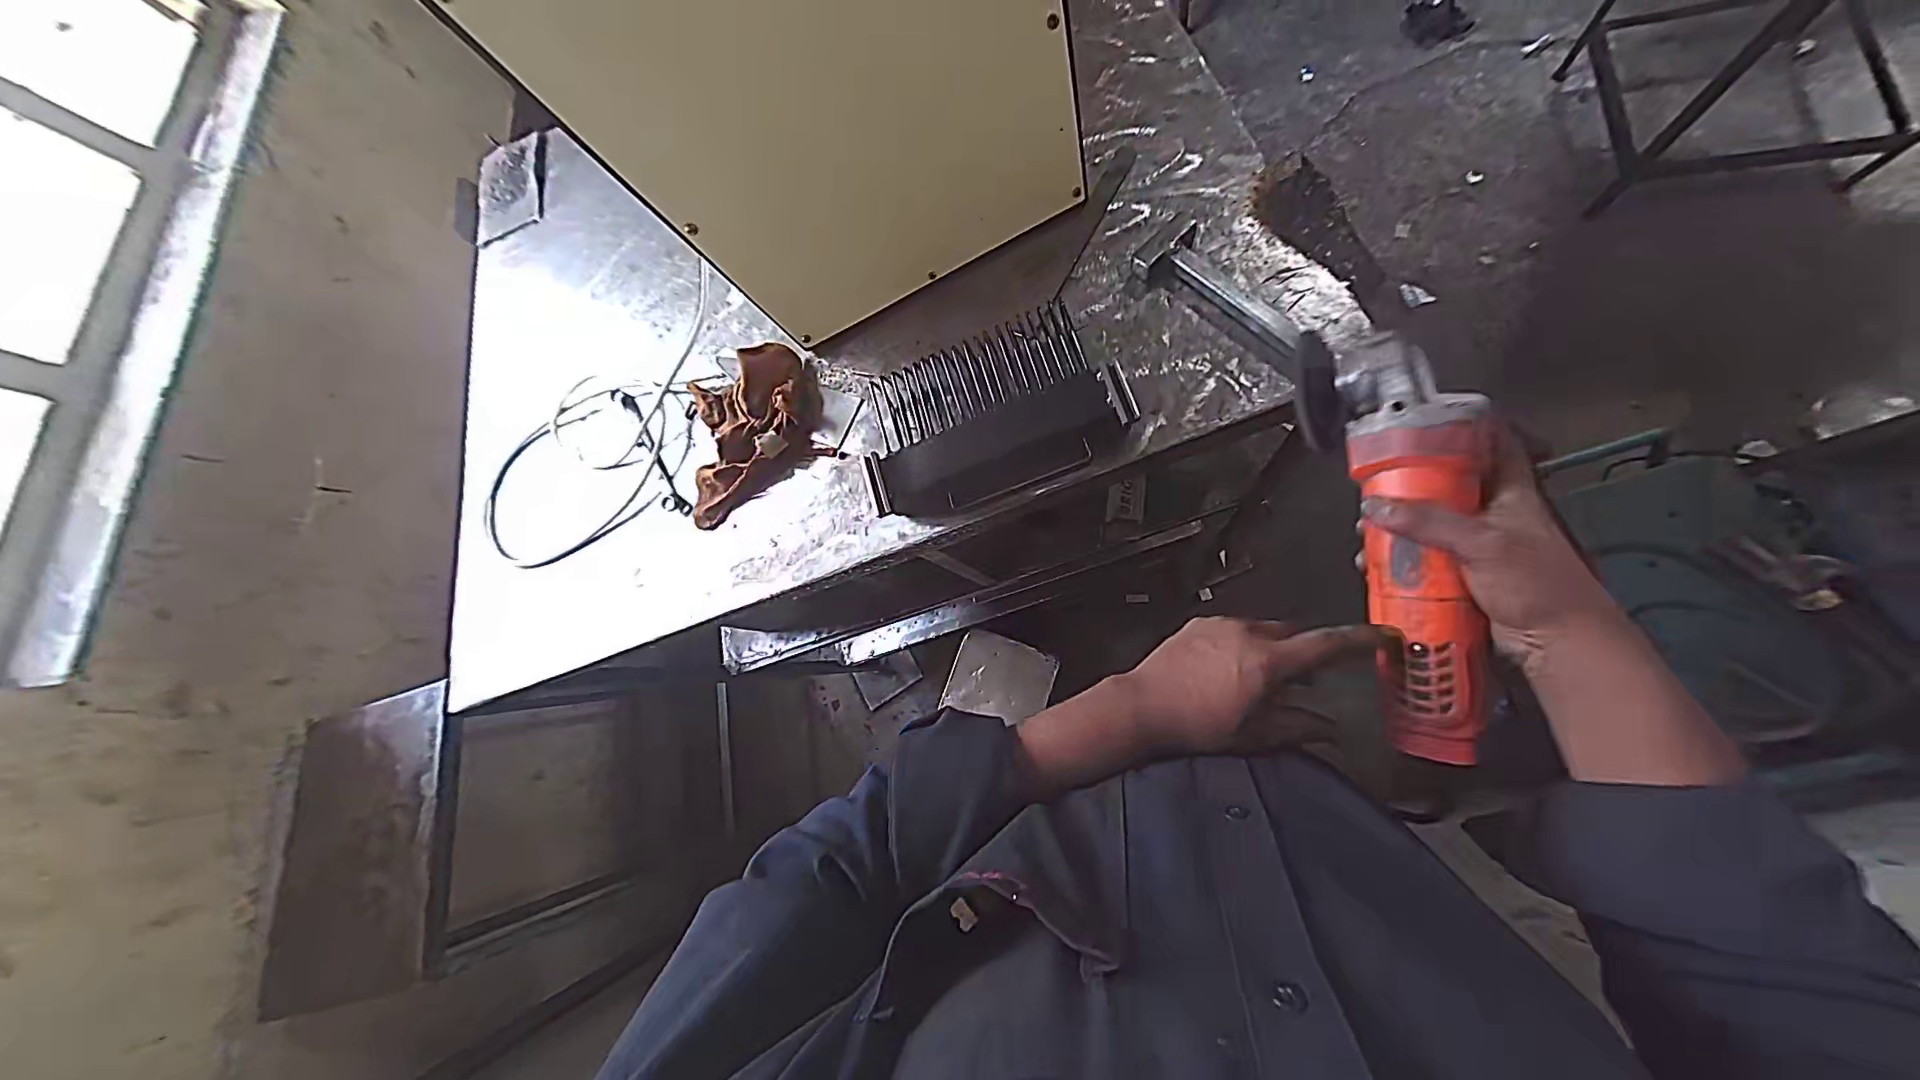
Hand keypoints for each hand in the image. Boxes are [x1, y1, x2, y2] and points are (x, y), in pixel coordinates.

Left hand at [1117, 617, 1382, 756]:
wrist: (1141, 706)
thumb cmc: (1193, 723)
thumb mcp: (1253, 734)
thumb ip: (1297, 727)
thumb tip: (1327, 729)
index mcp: (1266, 660)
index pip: (1326, 644)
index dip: (1360, 640)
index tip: (1382, 636)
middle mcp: (1244, 633)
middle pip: (1293, 634)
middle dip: (1305, 652)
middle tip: (1304, 678)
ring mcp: (1218, 625)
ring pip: (1262, 630)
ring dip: (1271, 648)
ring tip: (1259, 680)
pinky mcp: (1197, 625)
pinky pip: (1232, 629)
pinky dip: (1242, 644)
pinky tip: (1229, 669)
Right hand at [1359, 425, 1620, 671]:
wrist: (1555, 641)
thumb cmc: (1535, 583)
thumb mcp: (1482, 543)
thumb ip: (1428, 522)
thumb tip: (1373, 506)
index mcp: (1512, 494)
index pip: (1493, 446)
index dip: (1465, 430)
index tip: (1426, 426)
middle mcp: (1491, 514)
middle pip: (1445, 488)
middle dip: (1407, 488)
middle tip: (1375, 490)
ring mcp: (1474, 546)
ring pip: (1427, 526)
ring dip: (1395, 530)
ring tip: (1366, 534)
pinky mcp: (1459, 575)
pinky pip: (1421, 559)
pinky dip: (1397, 560)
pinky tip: (1375, 564)